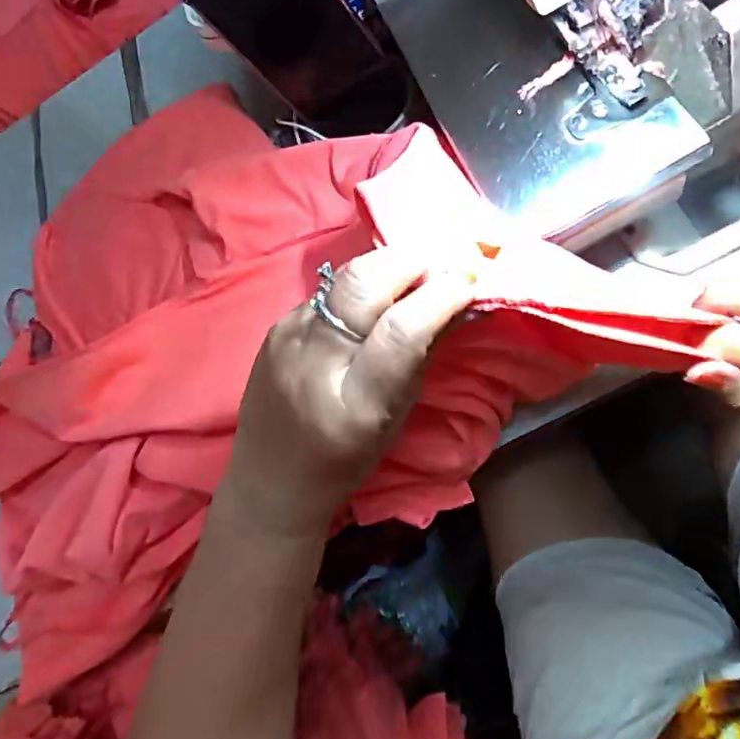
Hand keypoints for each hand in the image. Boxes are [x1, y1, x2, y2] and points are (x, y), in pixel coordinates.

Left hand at [223, 247, 476, 534]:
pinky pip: (331, 288)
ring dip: (390, 263)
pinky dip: (364, 281)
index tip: (469, 283)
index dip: (442, 296)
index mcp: (355, 402)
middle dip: (414, 260)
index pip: (403, 330)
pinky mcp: (277, 323)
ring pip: (348, 274)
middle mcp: (317, 360)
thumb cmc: (346, 459)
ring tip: (417, 269)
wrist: (270, 478)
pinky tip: (378, 291)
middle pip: (366, 283)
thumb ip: (426, 353)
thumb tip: (464, 301)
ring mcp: (289, 336)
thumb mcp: (398, 414)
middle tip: (444, 262)